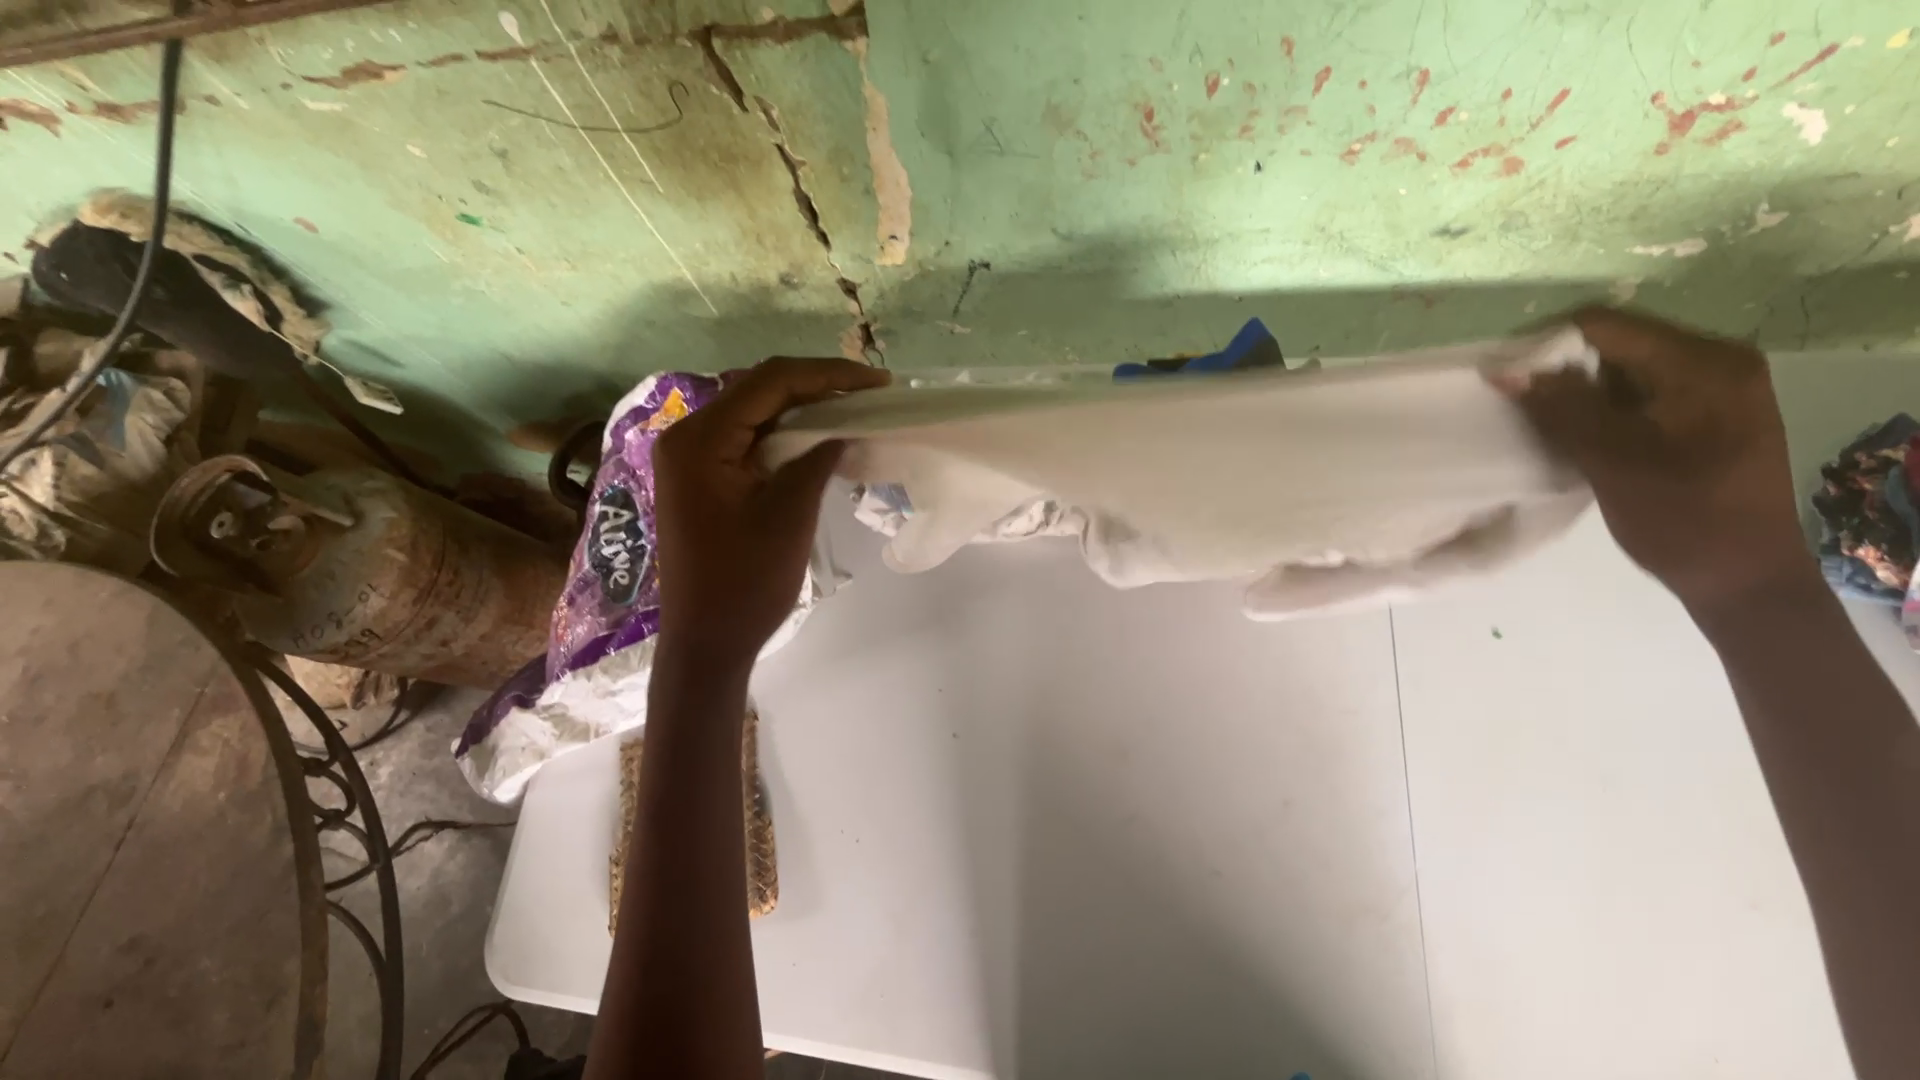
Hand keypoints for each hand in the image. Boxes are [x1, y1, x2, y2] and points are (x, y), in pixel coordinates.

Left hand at [652, 357, 889, 666]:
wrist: (706, 641)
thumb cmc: (745, 582)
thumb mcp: (789, 514)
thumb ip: (815, 459)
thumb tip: (840, 430)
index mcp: (700, 439)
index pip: (770, 382)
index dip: (828, 375)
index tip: (877, 382)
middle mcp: (687, 437)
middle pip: (758, 390)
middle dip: (816, 386)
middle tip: (868, 392)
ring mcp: (690, 458)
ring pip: (753, 413)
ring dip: (801, 408)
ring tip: (852, 408)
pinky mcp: (700, 479)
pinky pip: (746, 440)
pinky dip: (783, 435)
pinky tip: (818, 439)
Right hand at [1496, 307, 1812, 611]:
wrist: (1743, 576)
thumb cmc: (1681, 519)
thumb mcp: (1610, 460)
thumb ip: (1559, 408)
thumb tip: (1504, 369)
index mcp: (1703, 363)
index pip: (1604, 327)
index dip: (1546, 348)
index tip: (1505, 381)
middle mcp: (1717, 360)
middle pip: (1616, 344)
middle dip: (1562, 370)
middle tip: (1522, 407)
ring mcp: (1717, 385)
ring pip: (1624, 369)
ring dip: (1580, 392)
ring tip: (1545, 423)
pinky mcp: (1709, 411)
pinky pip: (1641, 391)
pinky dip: (1603, 407)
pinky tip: (1582, 435)